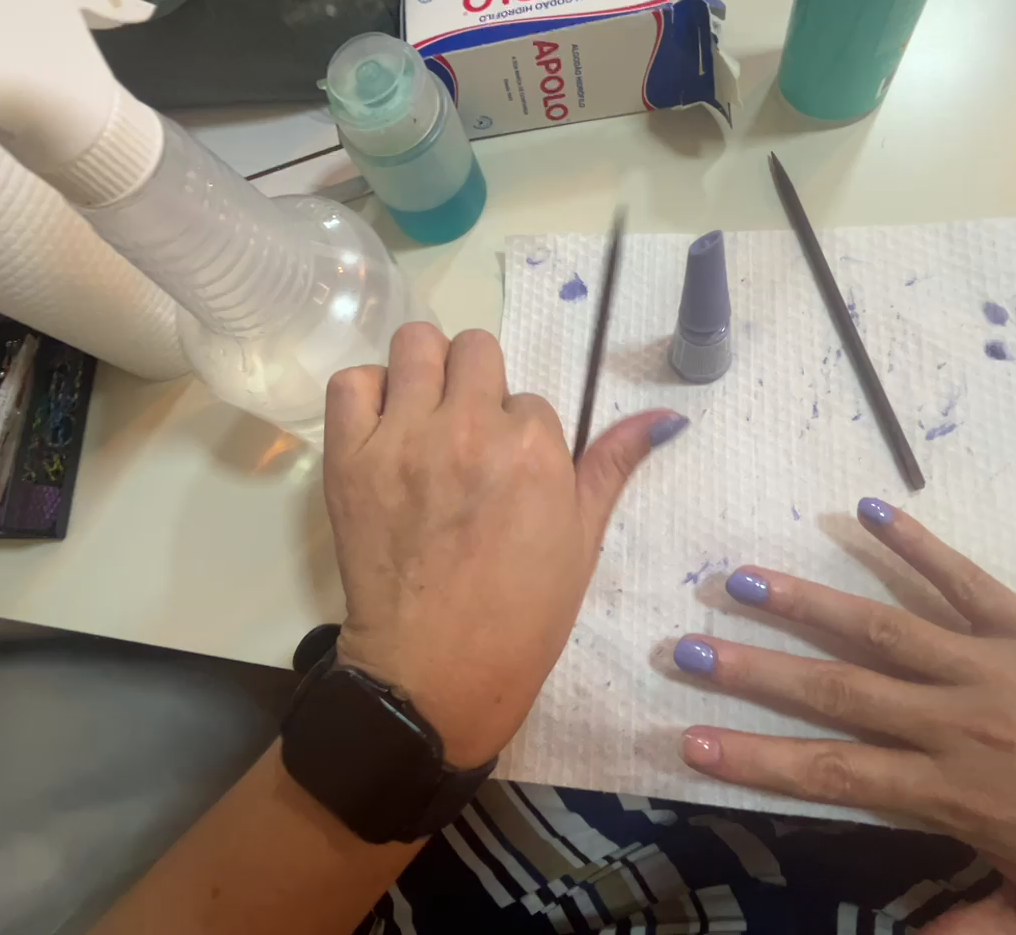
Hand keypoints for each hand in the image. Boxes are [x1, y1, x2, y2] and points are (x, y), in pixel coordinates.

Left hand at [324, 323, 686, 767]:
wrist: (435, 671)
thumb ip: (613, 464)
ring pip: (415, 345)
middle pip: (473, 349)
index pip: (528, 397)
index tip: (506, 472)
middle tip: (465, 431)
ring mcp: (402, 439)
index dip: (518, 432)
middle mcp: (466, 428)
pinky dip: (368, 394)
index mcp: (531, 446)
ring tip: (422, 419)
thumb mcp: (582, 539)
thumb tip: (666, 414)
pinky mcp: (349, 458)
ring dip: (425, 373)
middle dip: (477, 382)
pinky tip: (381, 427)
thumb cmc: (522, 613)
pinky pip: (352, 383)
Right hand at [672, 497, 1015, 934]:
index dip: (755, 759)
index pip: (832, 773)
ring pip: (881, 623)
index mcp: (965, 797)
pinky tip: (869, 511)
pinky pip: (966, 580)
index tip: (689, 740)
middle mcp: (966, 721)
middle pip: (835, 688)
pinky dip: (915, 546)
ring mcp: (1003, 666)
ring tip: (741, 577)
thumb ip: (974, 928)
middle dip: (751, 669)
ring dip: (805, 600)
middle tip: (683, 642)